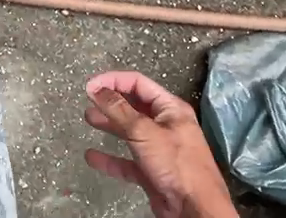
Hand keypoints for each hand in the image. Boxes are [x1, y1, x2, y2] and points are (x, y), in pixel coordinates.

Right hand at [84, 71, 236, 217]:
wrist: (196, 212)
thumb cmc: (175, 163)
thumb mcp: (144, 131)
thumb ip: (118, 109)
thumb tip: (97, 89)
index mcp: (170, 109)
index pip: (137, 83)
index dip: (112, 80)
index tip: (90, 86)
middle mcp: (166, 126)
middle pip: (133, 106)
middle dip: (110, 102)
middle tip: (89, 101)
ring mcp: (160, 150)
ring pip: (130, 132)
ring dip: (110, 125)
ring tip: (89, 119)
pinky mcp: (153, 172)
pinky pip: (128, 161)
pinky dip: (111, 158)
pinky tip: (93, 157)